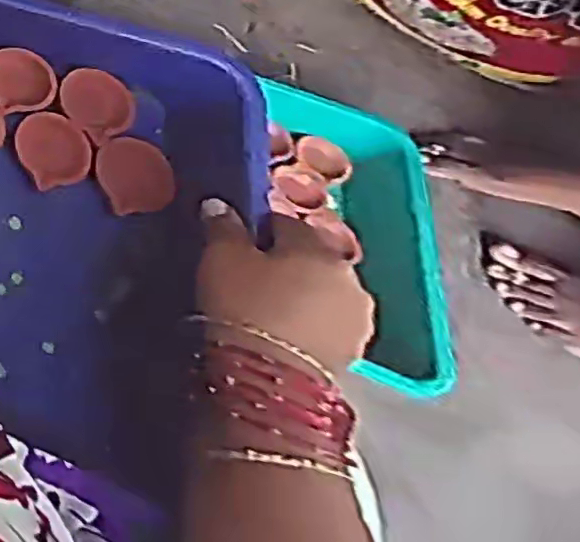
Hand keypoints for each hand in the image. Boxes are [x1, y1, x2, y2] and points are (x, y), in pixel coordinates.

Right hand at [197, 198, 373, 373]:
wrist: (269, 374)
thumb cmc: (244, 302)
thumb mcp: (221, 254)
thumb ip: (223, 224)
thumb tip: (221, 205)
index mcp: (318, 247)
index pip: (285, 221)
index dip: (257, 226)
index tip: (234, 239)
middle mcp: (350, 277)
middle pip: (309, 255)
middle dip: (284, 258)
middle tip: (248, 269)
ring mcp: (358, 317)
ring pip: (321, 288)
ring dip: (300, 289)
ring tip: (265, 300)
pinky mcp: (354, 350)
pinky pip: (326, 318)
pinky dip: (307, 316)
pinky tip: (281, 323)